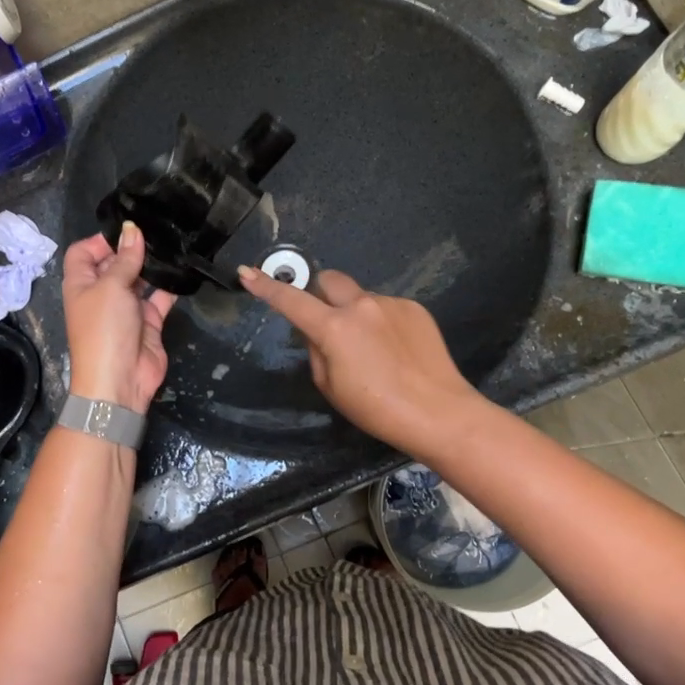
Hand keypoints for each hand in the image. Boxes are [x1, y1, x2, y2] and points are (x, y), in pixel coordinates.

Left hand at [62, 223, 177, 413]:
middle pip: (113, 263)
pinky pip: (160, 298)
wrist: (119, 382)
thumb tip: (132, 229)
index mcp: (81, 284)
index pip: (82, 253)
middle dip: (132, 248)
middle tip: (158, 230)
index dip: (100, 240)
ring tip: (173, 243)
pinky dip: (170, 286)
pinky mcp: (148, 322)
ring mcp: (126, 308)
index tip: (127, 230)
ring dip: (152, 265)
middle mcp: (101, 294)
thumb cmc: (104, 329)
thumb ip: (124, 259)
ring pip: (139, 279)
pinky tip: (184, 269)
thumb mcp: (111, 287)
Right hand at [238, 265, 484, 450]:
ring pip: (360, 298)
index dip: (265, 288)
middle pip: (329, 280)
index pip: (291, 301)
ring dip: (355, 314)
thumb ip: (316, 352)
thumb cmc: (375, 409)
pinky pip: (386, 308)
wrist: (438, 412)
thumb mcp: (330, 387)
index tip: (246, 272)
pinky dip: (381, 324)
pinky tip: (395, 352)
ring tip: (373, 353)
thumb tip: (316, 333)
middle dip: (320, 294)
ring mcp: (391, 304)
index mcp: (334, 328)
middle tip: (326, 323)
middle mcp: (361, 306)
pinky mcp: (415, 310)